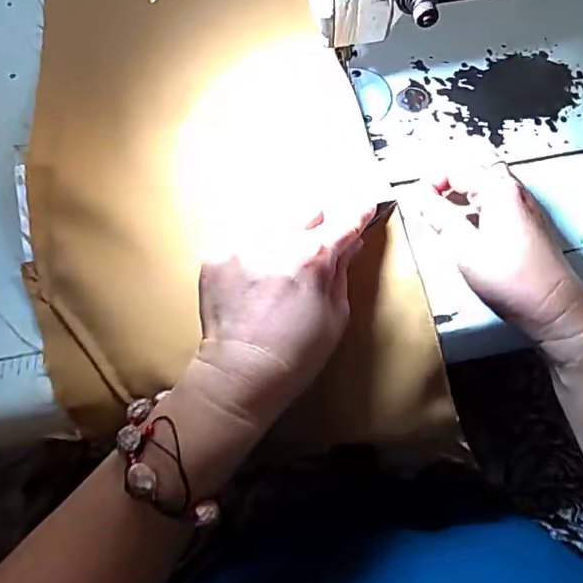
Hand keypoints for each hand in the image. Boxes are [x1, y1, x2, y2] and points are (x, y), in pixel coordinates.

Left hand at [181, 202, 375, 435]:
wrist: (241, 373)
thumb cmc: (296, 353)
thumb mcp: (336, 315)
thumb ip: (342, 271)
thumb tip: (350, 244)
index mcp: (314, 257)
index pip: (344, 222)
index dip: (359, 215)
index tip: (365, 208)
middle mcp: (278, 241)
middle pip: (307, 214)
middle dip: (316, 229)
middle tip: (314, 256)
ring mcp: (244, 245)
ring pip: (273, 224)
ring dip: (282, 240)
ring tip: (278, 275)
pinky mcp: (217, 255)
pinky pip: (244, 240)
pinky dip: (253, 254)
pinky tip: (254, 282)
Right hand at [421, 162, 582, 349]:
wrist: (555, 308)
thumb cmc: (512, 280)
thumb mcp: (463, 249)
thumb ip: (439, 217)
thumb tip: (420, 197)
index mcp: (499, 190)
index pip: (456, 168)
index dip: (432, 181)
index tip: (418, 200)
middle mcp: (515, 191)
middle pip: (476, 167)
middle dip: (449, 179)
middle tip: (430, 199)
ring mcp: (525, 206)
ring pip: (488, 182)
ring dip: (463, 190)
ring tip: (444, 212)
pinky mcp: (529, 223)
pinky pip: (498, 199)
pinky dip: (478, 203)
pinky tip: (469, 226)